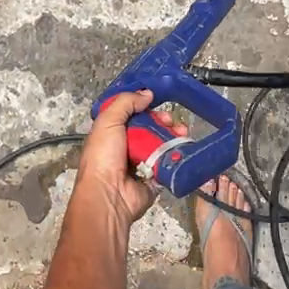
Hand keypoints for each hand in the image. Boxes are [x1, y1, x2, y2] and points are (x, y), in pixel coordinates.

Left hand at [74, 90, 186, 224]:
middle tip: (170, 119)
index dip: (144, 106)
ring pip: (161, 143)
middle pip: (149, 127)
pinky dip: (177, 154)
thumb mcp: (108, 121)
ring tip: (182, 131)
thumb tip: (147, 93)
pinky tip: (184, 146)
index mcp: (111, 132)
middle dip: (162, 120)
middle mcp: (126, 146)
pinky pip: (168, 161)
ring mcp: (142, 162)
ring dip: (173, 135)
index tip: (156, 100)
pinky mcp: (155, 177)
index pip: (131, 114)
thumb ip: (126, 103)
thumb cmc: (104, 156)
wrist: (110, 195)